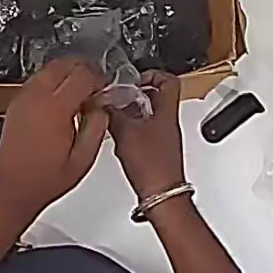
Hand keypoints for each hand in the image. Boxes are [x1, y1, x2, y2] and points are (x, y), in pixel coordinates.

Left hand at [0, 58, 110, 221]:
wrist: (12, 188)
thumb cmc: (43, 178)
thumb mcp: (83, 158)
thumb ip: (98, 126)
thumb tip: (103, 107)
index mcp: (55, 108)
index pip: (82, 75)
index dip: (98, 78)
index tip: (104, 88)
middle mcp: (36, 98)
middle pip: (65, 64)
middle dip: (84, 70)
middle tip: (95, 85)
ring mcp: (24, 98)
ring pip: (50, 68)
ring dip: (68, 74)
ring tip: (79, 92)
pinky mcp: (16, 103)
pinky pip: (38, 80)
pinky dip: (53, 81)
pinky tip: (61, 99)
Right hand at [111, 71, 185, 198]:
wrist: (162, 198)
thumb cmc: (153, 168)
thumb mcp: (126, 133)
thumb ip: (113, 113)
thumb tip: (103, 102)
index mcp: (167, 112)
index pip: (169, 80)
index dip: (152, 74)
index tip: (135, 78)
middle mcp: (169, 123)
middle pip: (157, 96)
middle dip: (137, 93)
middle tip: (121, 95)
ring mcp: (164, 137)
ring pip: (150, 114)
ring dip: (133, 111)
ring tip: (117, 114)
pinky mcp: (158, 151)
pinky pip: (146, 131)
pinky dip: (132, 128)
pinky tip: (120, 137)